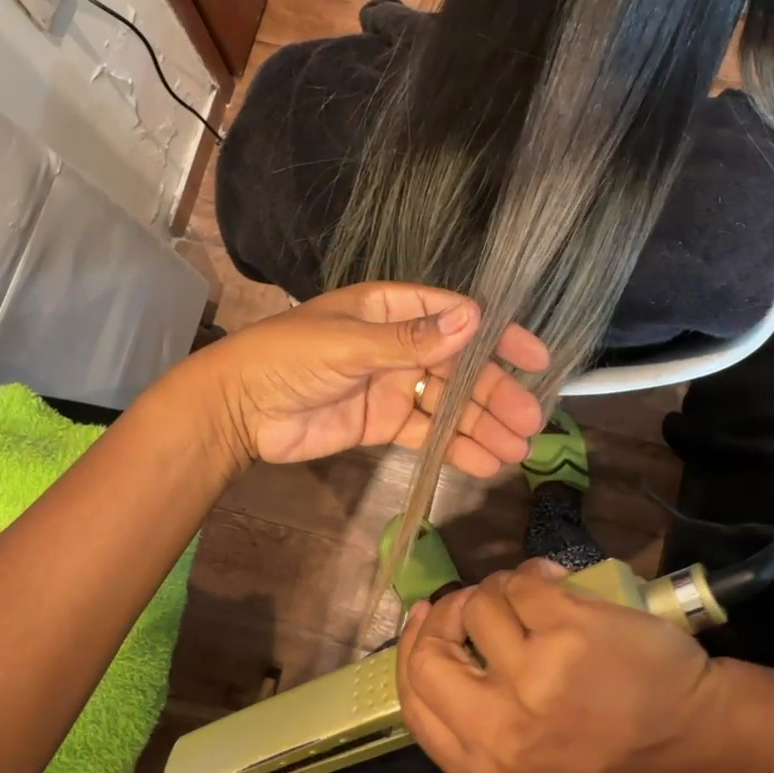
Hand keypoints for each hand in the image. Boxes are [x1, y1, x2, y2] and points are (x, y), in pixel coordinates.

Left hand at [173, 282, 550, 475]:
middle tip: (530, 423)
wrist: (237, 408)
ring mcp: (393, 384)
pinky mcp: (384, 422)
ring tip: (518, 451)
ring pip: (449, 404)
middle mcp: (400, 344)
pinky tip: (485, 463)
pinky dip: (455, 447)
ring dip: (483, 425)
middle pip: (460, 367)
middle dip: (495, 393)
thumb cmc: (288, 357)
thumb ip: (412, 339)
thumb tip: (474, 319)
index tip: (535, 360)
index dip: (498, 337)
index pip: (456, 318)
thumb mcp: (350, 342)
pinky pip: (428, 433)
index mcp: (392, 309)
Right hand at [397, 560, 739, 772]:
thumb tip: (427, 629)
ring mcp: (535, 676)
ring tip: (533, 604)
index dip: (410, 649)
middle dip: (444, 614)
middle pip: (432, 652)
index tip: (422, 618)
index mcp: (486, 769)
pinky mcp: (568, 629)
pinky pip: (522, 581)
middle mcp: (502, 730)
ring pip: (481, 604)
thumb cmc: (606, 747)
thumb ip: (473, 714)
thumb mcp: (524, 759)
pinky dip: (535, 575)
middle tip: (468, 603)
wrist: (692, 736)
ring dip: (502, 592)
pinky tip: (559, 588)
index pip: (414, 700)